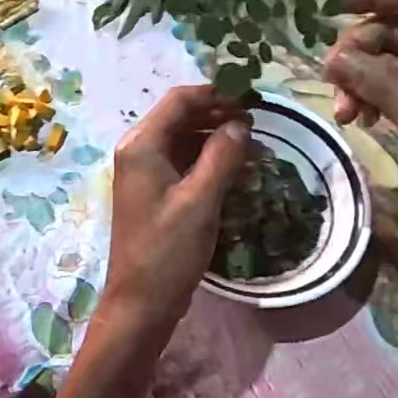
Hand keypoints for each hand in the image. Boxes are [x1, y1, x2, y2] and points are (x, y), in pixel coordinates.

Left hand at [97, 86, 250, 346]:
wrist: (141, 302)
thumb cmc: (168, 250)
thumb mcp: (201, 200)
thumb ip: (221, 156)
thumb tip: (240, 124)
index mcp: (141, 145)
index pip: (179, 101)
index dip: (216, 94)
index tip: (252, 99)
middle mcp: (138, 151)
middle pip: (181, 118)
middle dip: (219, 116)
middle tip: (259, 123)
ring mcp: (144, 173)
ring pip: (184, 141)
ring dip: (217, 140)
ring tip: (255, 149)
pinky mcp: (154, 193)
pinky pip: (183, 164)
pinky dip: (208, 162)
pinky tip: (237, 171)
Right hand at [323, 0, 397, 237]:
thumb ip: (378, 83)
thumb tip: (333, 58)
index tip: (328, 3)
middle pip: (396, 28)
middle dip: (358, 52)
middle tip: (330, 80)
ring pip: (393, 56)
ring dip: (363, 78)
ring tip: (345, 113)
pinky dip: (378, 94)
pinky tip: (364, 119)